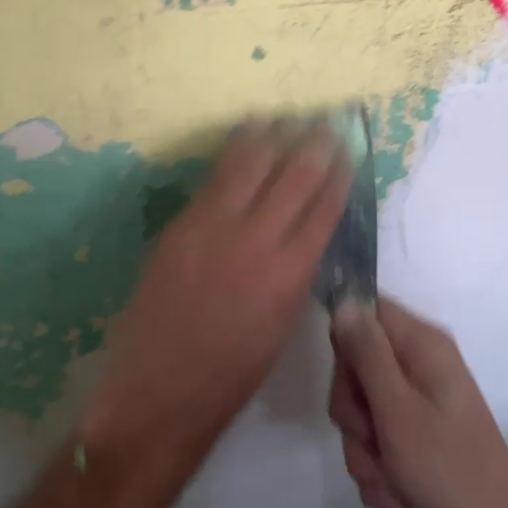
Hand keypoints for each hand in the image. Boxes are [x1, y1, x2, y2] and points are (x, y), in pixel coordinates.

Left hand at [84, 121, 351, 445]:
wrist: (159, 392)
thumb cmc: (230, 372)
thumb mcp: (282, 323)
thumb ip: (297, 271)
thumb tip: (307, 231)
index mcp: (290, 274)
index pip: (325, 207)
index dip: (340, 173)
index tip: (349, 149)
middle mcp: (257, 241)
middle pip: (294, 176)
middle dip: (314, 143)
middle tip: (325, 121)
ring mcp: (213, 228)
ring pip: (249, 165)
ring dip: (271, 136)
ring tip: (285, 115)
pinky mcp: (181, 225)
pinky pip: (213, 179)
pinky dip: (233, 153)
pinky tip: (243, 138)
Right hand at [329, 300, 507, 507]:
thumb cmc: (444, 462)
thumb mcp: (397, 407)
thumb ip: (367, 353)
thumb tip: (345, 300)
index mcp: (421, 343)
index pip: (365, 312)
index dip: (346, 345)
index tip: (350, 382)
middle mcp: (419, 363)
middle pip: (356, 367)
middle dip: (355, 412)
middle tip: (372, 436)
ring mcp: (417, 399)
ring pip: (362, 410)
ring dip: (366, 449)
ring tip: (391, 473)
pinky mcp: (414, 431)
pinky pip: (376, 439)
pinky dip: (379, 467)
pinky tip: (399, 487)